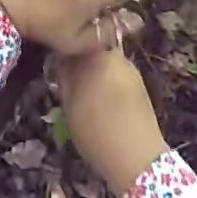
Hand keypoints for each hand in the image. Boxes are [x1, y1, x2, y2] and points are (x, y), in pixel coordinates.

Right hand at [54, 46, 167, 195]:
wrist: (136, 156)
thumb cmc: (95, 130)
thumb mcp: (69, 104)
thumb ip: (65, 77)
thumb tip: (61, 61)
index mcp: (97, 56)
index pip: (76, 41)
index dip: (64, 50)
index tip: (55, 65)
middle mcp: (117, 57)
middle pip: (93, 51)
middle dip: (81, 62)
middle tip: (68, 82)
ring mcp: (131, 71)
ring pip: (106, 65)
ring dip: (95, 74)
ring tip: (85, 95)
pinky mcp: (141, 86)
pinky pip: (117, 77)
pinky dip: (108, 85)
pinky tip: (103, 104)